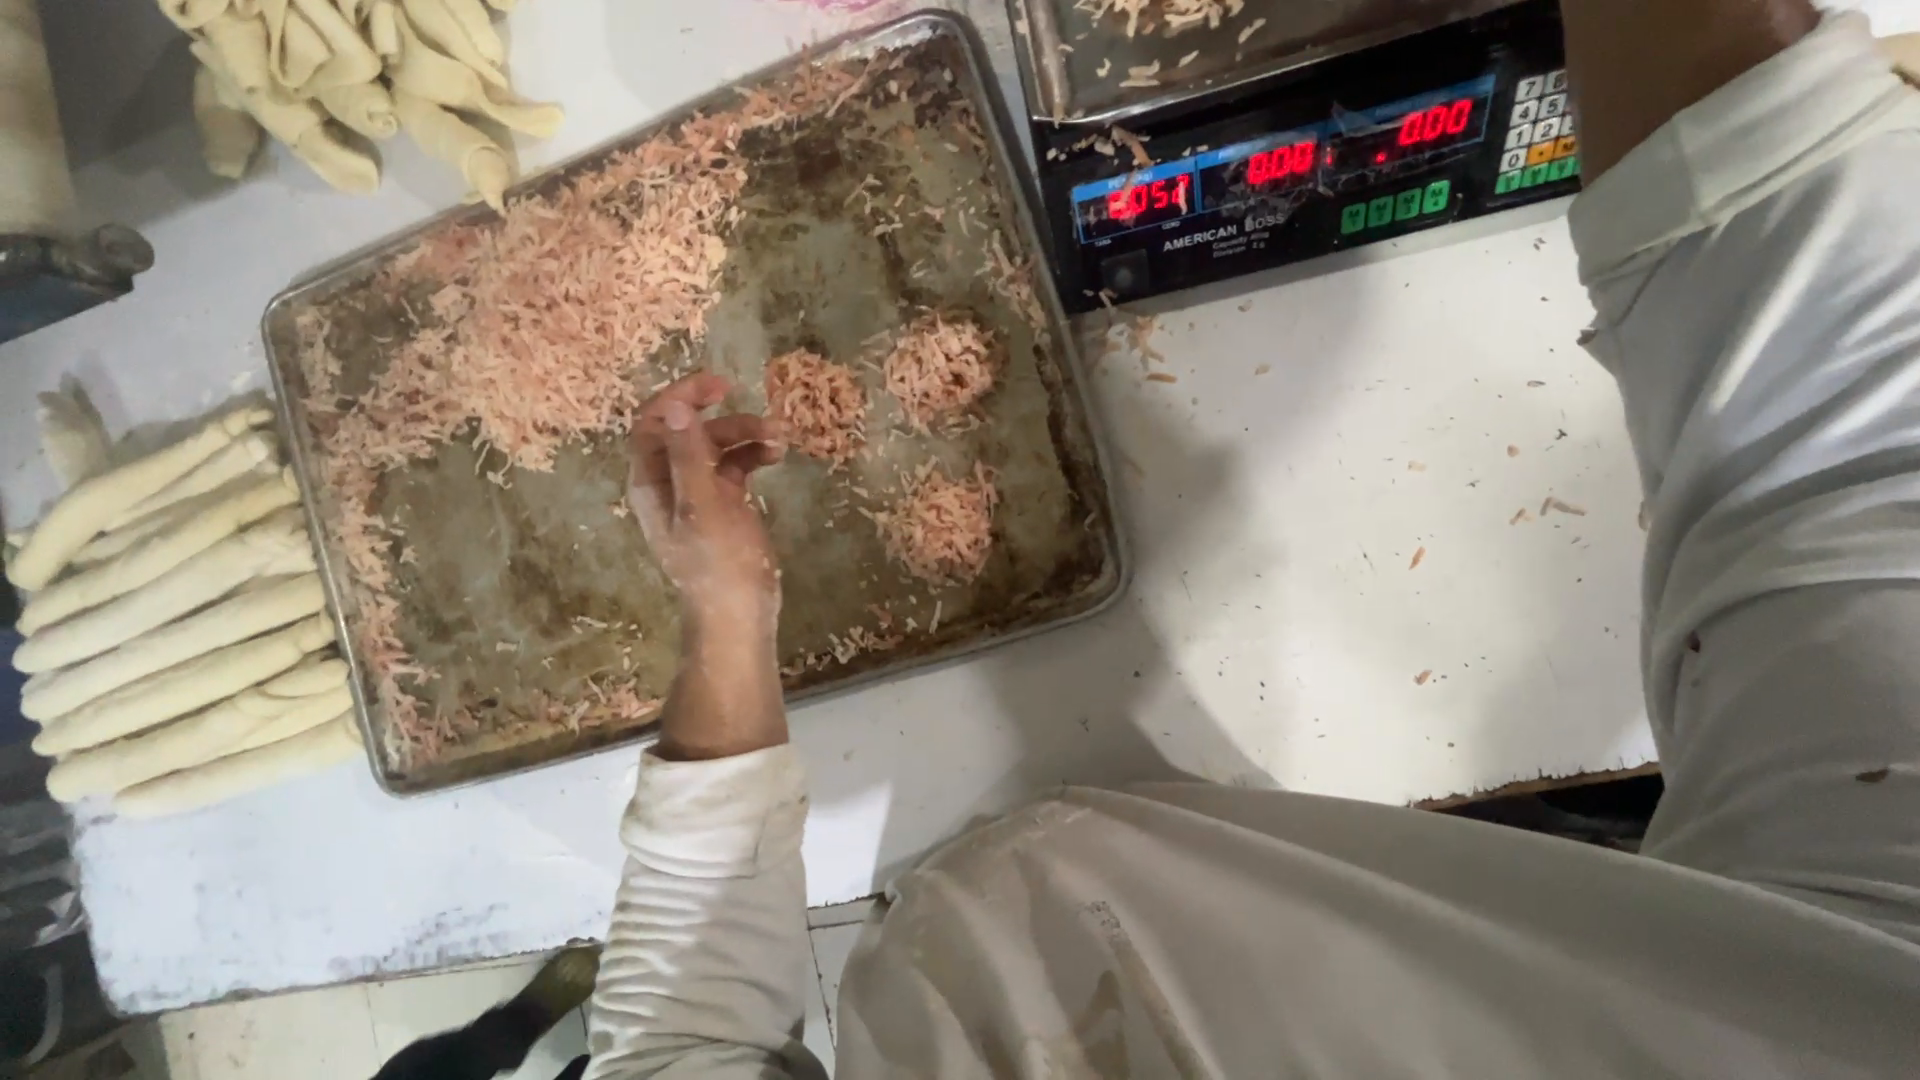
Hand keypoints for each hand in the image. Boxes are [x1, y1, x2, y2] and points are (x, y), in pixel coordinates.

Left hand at [628, 374, 785, 637]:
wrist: (739, 613)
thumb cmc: (718, 565)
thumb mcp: (703, 509)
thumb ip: (689, 458)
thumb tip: (677, 407)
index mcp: (652, 481)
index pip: (654, 422)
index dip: (681, 396)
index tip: (720, 385)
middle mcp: (670, 481)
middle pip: (690, 430)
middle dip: (728, 420)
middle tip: (767, 418)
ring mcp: (698, 492)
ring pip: (717, 445)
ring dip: (747, 435)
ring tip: (781, 440)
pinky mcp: (725, 502)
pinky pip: (735, 464)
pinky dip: (754, 454)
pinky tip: (777, 456)